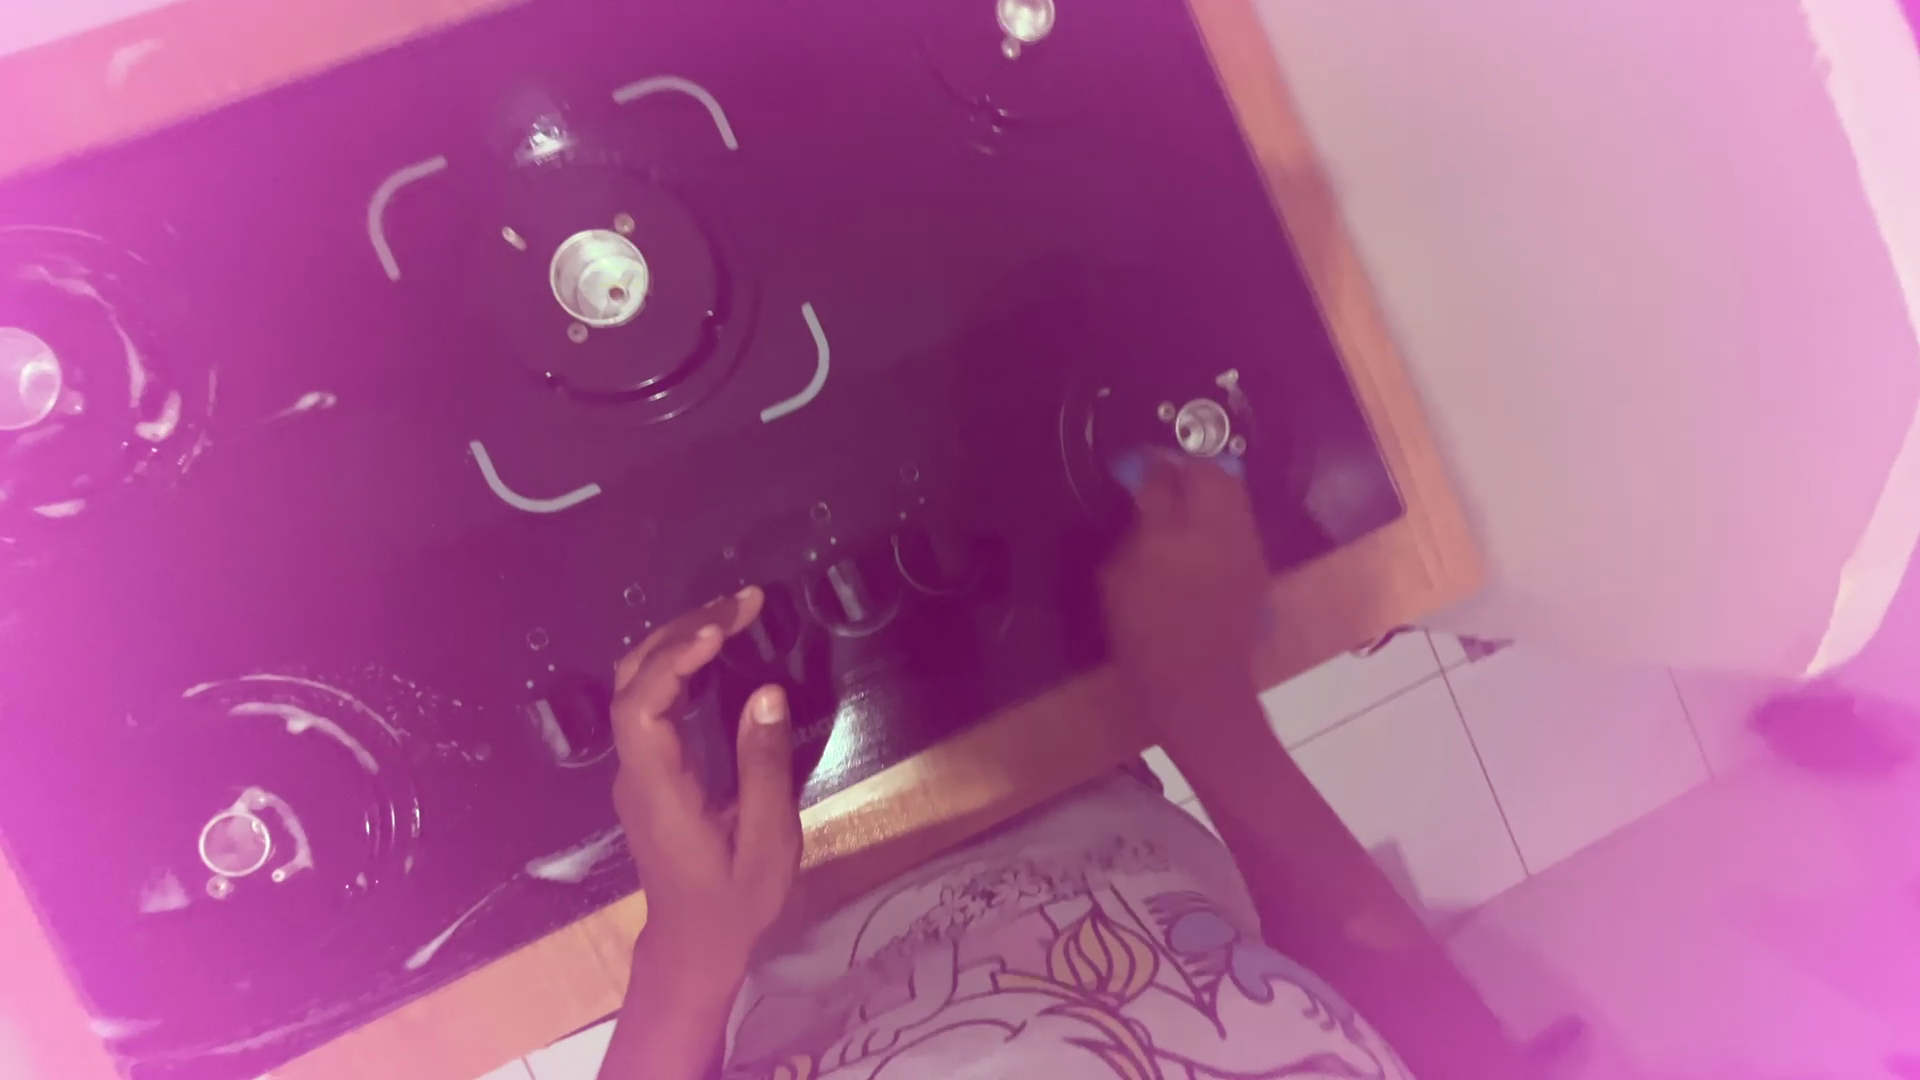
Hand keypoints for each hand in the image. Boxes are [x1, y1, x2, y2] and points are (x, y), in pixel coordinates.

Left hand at [608, 586, 801, 986]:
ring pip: (637, 683)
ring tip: (733, 611)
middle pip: (633, 680)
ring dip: (680, 638)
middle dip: (683, 630)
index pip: (640, 708)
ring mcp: (637, 765)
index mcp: (657, 789)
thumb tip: (767, 693)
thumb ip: (765, 767)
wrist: (694, 943)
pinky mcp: (650, 765)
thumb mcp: (767, 841)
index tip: (721, 629)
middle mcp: (635, 769)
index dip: (672, 660)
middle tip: (743, 601)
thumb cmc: (734, 899)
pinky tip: (714, 646)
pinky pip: (652, 697)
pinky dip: (681, 659)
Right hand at [1099, 457, 1268, 737]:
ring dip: (1208, 483)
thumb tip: (1142, 507)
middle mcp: (1213, 532)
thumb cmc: (1142, 638)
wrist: (1197, 684)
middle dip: (1185, 464)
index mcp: (1167, 536)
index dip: (1143, 465)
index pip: (1158, 481)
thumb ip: (1130, 537)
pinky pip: (1241, 520)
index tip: (1131, 463)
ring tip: (1185, 492)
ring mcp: (1242, 546)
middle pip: (1208, 473)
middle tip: (1163, 471)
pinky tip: (1203, 527)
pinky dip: (1222, 511)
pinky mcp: (1257, 564)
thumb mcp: (1115, 584)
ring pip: (1233, 491)